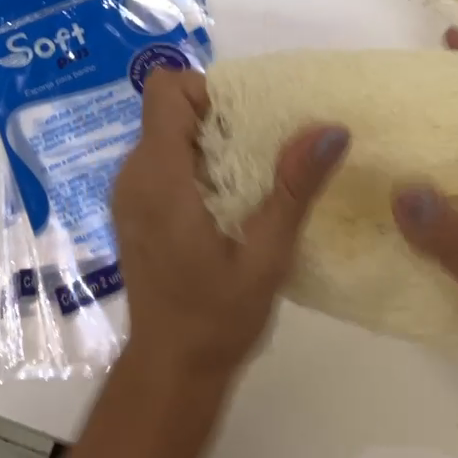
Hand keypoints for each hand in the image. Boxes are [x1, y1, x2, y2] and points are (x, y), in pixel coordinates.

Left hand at [112, 67, 349, 381]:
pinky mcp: (132, 208)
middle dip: (215, 117)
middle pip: (167, 110)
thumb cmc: (216, 316)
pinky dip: (192, 165)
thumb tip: (330, 128)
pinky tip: (224, 204)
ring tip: (248, 180)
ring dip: (206, 143)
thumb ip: (293, 188)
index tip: (246, 120)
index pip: (164, 89)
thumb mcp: (266, 256)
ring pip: (164, 134)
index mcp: (159, 175)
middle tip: (260, 152)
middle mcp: (133, 173)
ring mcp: (128, 192)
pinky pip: (160, 161)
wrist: (170, 367)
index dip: (206, 90)